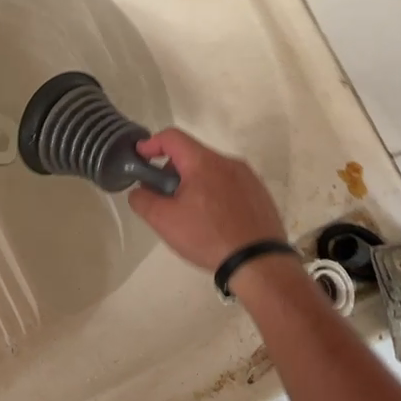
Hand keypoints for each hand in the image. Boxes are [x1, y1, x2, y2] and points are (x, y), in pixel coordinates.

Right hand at [127, 128, 285, 270]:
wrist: (259, 263)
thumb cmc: (207, 237)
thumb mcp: (163, 221)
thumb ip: (142, 200)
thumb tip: (140, 190)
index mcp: (204, 162)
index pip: (172, 137)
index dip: (151, 143)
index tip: (139, 158)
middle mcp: (229, 162)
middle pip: (192, 154)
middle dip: (172, 171)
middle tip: (165, 197)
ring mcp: (248, 177)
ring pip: (211, 170)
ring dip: (194, 183)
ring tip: (191, 214)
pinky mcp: (260, 194)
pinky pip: (229, 184)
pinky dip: (214, 193)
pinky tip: (215, 221)